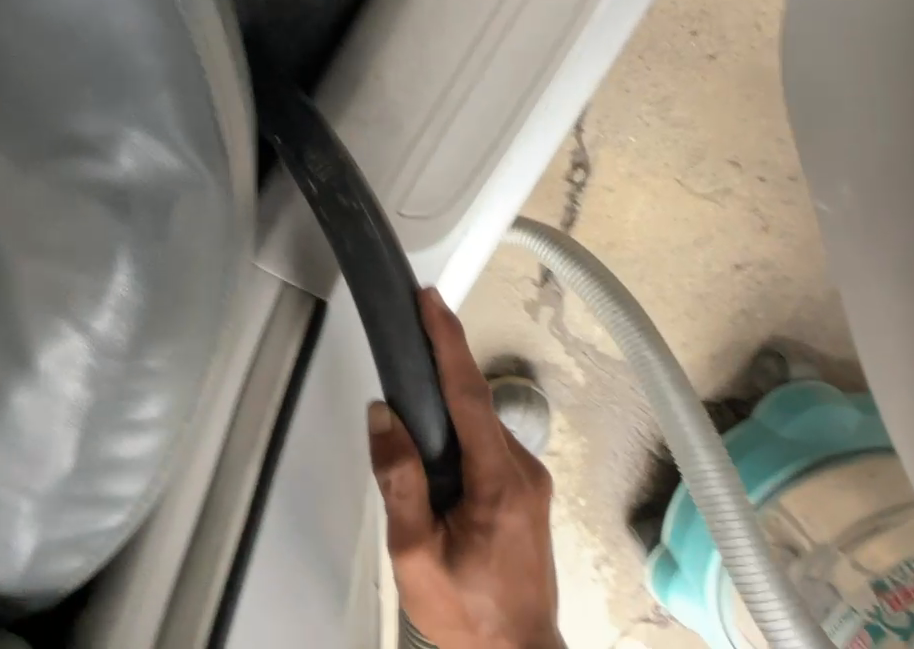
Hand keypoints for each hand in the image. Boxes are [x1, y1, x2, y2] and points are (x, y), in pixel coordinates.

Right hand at [369, 289, 562, 648]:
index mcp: (499, 480)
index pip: (469, 393)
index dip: (447, 341)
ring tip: (405, 421)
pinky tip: (431, 458)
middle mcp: (523, 469)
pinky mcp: (525, 491)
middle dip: (437, 370)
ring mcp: (530, 480)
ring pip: (478, 424)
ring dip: (443, 410)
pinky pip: (485, 444)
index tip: (429, 299)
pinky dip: (456, 434)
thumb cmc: (465, 612)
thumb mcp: (415, 552)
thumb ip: (399, 479)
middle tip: (401, 346)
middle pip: (473, 403)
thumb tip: (383, 414)